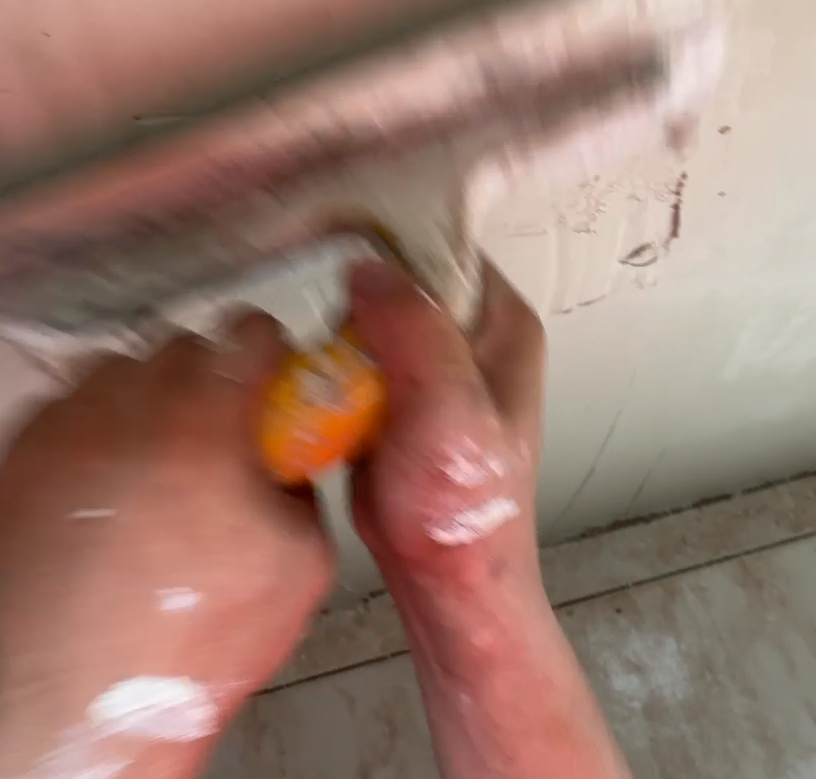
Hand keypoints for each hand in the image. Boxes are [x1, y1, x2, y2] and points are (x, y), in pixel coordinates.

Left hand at [0, 313, 335, 778]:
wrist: (90, 708)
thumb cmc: (196, 644)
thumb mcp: (303, 562)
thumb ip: (302, 481)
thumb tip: (280, 449)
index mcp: (205, 428)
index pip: (244, 331)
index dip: (262, 347)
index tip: (261, 367)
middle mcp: (127, 414)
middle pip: (179, 344)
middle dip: (204, 376)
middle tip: (207, 428)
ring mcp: (60, 434)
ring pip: (113, 368)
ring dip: (141, 396)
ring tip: (147, 452)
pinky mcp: (11, 464)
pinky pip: (57, 409)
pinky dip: (85, 429)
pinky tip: (98, 480)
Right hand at [345, 258, 546, 599]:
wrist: (443, 574)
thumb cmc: (460, 499)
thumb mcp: (449, 408)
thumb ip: (414, 330)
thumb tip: (364, 268)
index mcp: (500, 321)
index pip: (444, 248)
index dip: (393, 241)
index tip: (338, 242)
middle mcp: (469, 334)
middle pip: (401, 280)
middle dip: (359, 294)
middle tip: (325, 318)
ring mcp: (430, 364)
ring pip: (372, 318)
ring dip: (339, 332)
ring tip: (317, 353)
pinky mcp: (395, 393)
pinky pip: (356, 355)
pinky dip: (332, 362)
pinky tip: (315, 376)